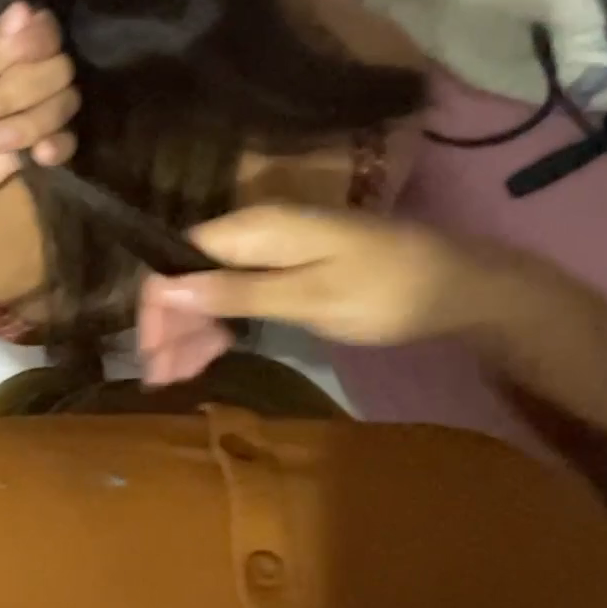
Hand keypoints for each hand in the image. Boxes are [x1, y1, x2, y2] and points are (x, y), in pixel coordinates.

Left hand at [0, 2, 77, 247]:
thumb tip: (29, 9)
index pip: (29, 27)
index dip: (35, 40)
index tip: (21, 55)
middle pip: (52, 64)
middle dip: (21, 88)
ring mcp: (9, 116)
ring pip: (61, 101)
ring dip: (34, 119)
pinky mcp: (16, 155)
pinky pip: (59, 140)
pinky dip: (58, 144)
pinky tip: (40, 156)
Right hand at [136, 205, 513, 385]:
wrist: (458, 284)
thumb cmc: (386, 289)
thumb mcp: (311, 297)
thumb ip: (237, 291)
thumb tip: (167, 288)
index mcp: (253, 229)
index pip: (178, 261)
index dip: (158, 306)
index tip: (149, 353)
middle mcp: (251, 233)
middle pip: (190, 276)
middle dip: (170, 325)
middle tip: (156, 377)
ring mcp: (267, 251)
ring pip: (209, 289)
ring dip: (190, 331)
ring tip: (172, 377)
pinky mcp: (283, 268)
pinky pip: (235, 294)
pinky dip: (219, 325)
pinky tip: (208, 354)